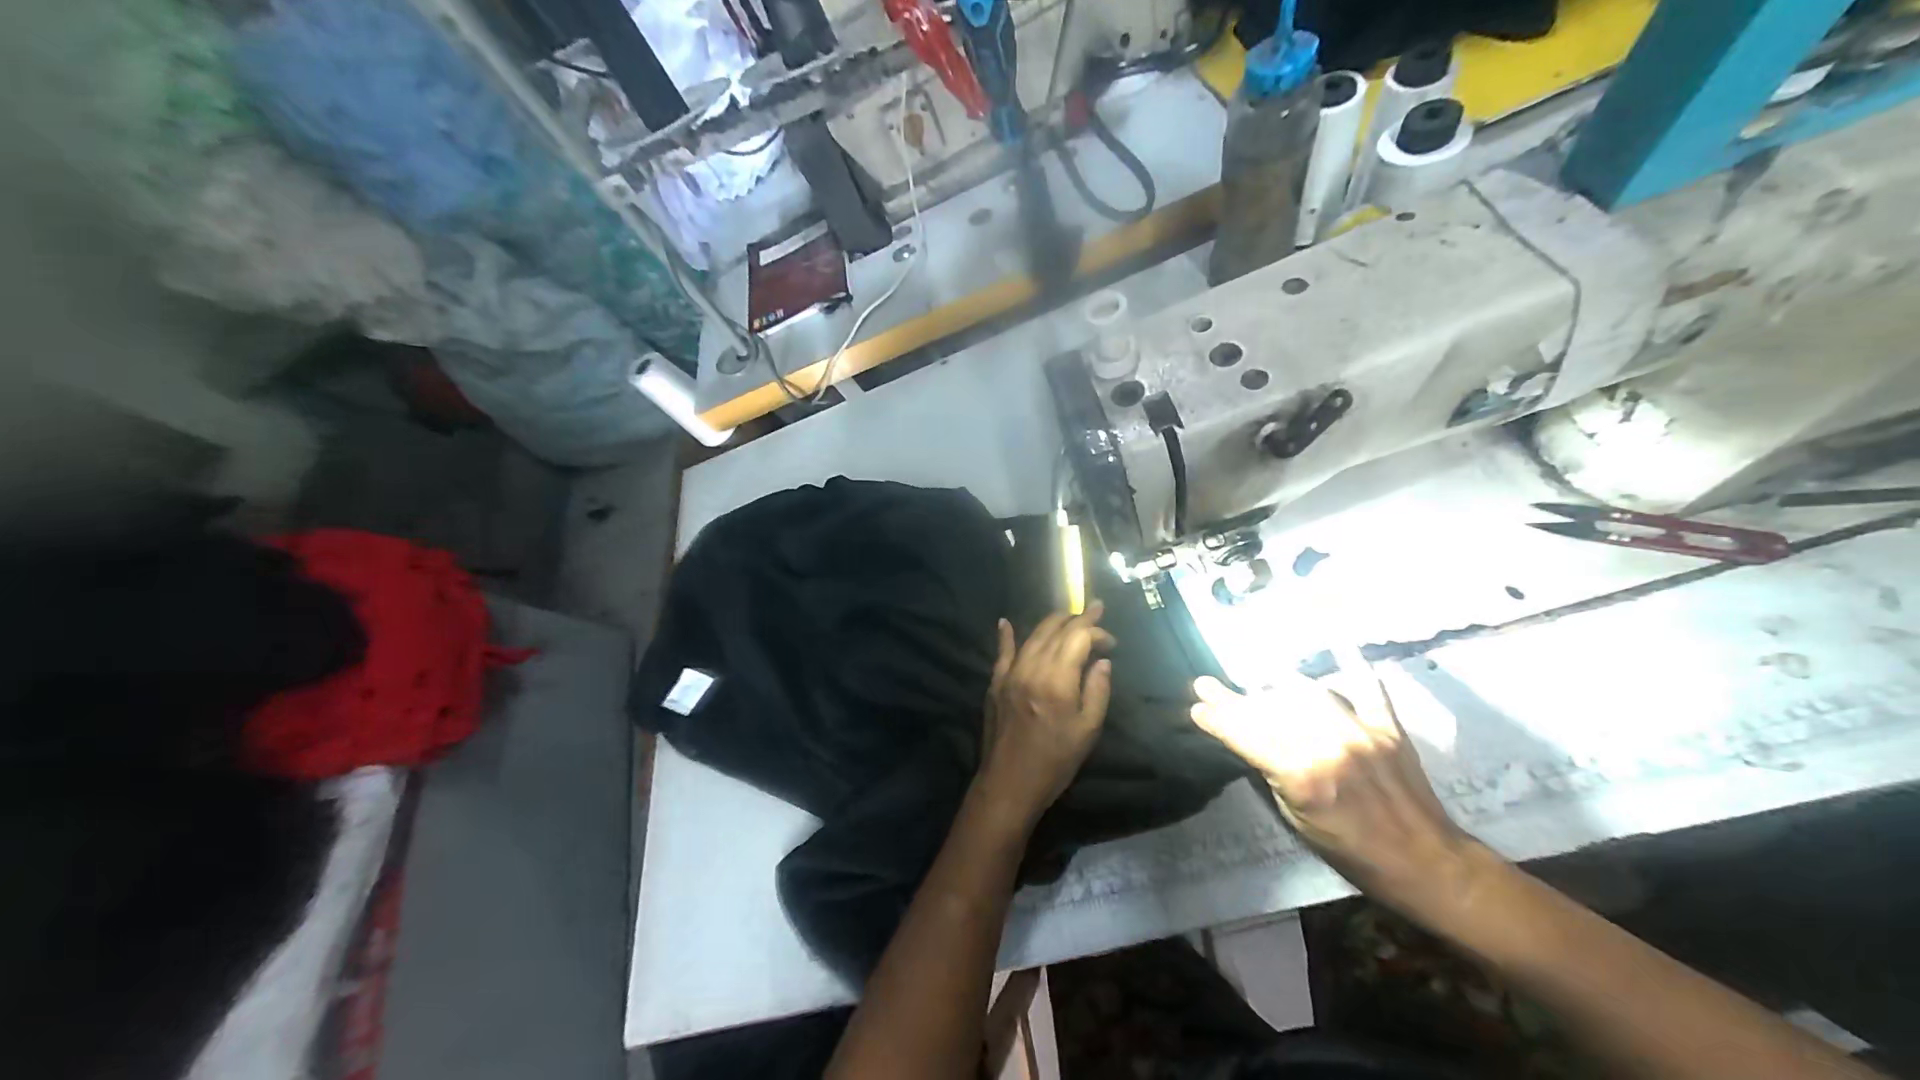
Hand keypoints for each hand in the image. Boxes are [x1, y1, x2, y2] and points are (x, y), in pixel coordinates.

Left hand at [976, 604, 1115, 826]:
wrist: (1009, 784)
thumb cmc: (1055, 761)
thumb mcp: (1087, 730)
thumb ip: (1097, 691)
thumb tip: (1102, 661)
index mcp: (1057, 679)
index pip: (1079, 638)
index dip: (1097, 631)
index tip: (1112, 640)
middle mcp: (1031, 668)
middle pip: (1055, 631)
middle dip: (1076, 618)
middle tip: (1094, 611)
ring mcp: (1009, 674)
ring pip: (1032, 637)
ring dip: (1051, 623)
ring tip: (1067, 616)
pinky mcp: (995, 684)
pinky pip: (1002, 653)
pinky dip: (1006, 636)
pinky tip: (1005, 622)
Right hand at [1189, 668, 1474, 912]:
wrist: (1425, 864)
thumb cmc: (1352, 853)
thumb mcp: (1296, 821)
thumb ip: (1274, 776)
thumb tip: (1250, 744)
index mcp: (1302, 777)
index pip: (1246, 736)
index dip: (1217, 719)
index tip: (1196, 705)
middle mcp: (1329, 746)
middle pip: (1270, 710)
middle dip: (1234, 698)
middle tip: (1208, 685)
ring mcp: (1361, 732)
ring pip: (1307, 692)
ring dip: (1275, 684)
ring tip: (1256, 679)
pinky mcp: (1388, 728)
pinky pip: (1365, 688)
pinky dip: (1350, 667)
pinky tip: (1337, 648)